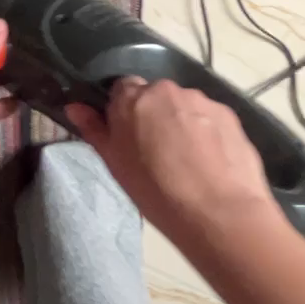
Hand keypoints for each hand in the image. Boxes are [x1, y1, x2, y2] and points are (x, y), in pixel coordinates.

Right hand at [67, 78, 282, 238]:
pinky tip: (211, 162)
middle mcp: (165, 90)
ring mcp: (200, 100)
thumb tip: (74, 106)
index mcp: (131, 97)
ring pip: (184, 106)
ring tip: (189, 160)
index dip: (125, 110)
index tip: (130, 134)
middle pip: (155, 95)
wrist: (219, 215)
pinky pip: (211, 117)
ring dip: (182, 122)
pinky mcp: (230, 115)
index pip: (122, 88)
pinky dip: (208, 133)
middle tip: (158, 150)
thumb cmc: (156, 191)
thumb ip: (94, 129)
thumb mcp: (115, 164)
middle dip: (155, 115)